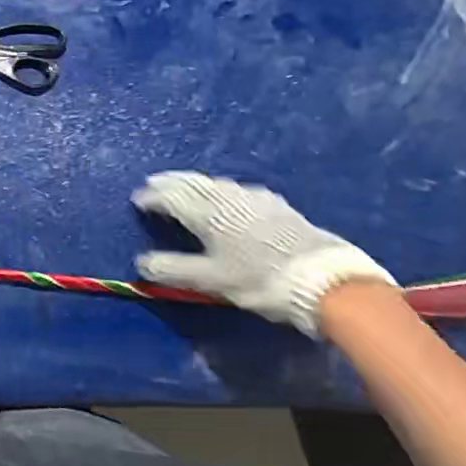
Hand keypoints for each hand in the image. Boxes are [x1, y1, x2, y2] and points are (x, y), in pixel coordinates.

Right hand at [132, 171, 394, 335]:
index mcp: (209, 215)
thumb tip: (143, 262)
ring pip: (218, 184)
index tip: (137, 200)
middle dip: (171, 182)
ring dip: (196, 183)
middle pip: (194, 184)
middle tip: (154, 182)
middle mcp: (231, 201)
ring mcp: (258, 201)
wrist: (329, 283)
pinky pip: (240, 190)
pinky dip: (222, 189)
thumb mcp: (210, 280)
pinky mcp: (280, 208)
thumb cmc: (260, 280)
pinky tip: (228, 195)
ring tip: (185, 185)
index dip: (152, 198)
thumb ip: (173, 269)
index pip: (172, 198)